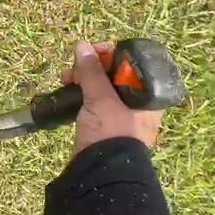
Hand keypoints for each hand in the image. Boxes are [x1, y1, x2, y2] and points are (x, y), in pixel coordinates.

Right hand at [64, 40, 162, 154]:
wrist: (101, 169)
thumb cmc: (111, 132)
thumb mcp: (102, 99)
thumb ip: (91, 72)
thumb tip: (82, 45)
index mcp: (149, 95)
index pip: (132, 63)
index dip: (110, 54)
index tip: (90, 52)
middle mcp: (138, 101)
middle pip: (113, 72)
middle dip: (90, 66)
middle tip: (73, 70)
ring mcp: (120, 111)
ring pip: (101, 85)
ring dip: (82, 78)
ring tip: (65, 80)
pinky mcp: (104, 121)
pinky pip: (92, 98)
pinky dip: (80, 91)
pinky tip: (68, 90)